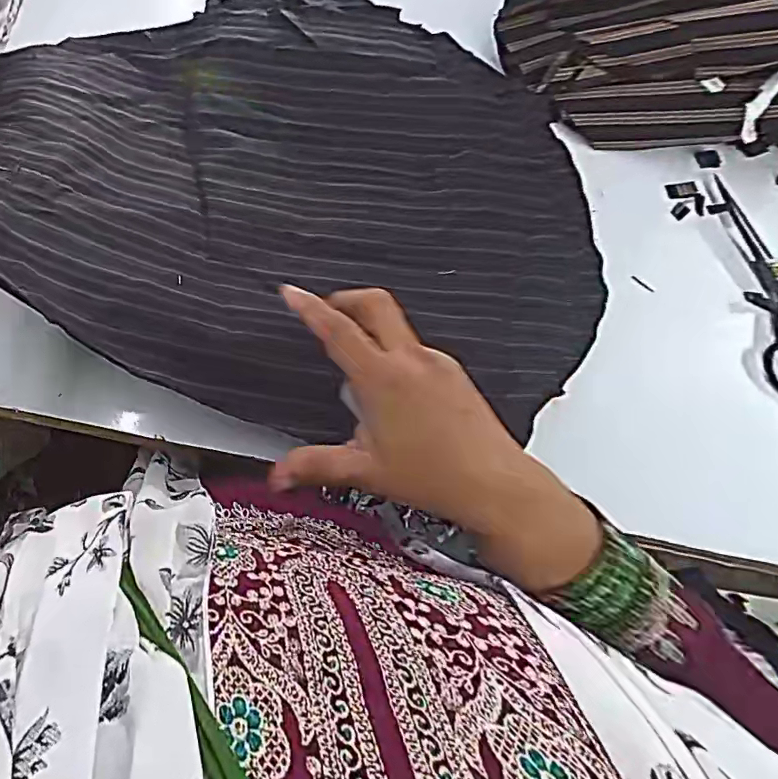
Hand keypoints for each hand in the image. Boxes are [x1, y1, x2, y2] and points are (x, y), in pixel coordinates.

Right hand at [272, 285, 600, 590]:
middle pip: (373, 304)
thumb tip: (280, 473)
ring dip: (371, 331)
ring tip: (358, 374)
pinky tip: (393, 393)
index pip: (337, 329)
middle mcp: (411, 361)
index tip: (293, 292)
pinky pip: (416, 350)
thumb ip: (315, 466)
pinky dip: (395, 355)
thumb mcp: (365, 471)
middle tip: (325, 308)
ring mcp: (437, 364)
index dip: (309, 306)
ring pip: (396, 327)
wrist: (497, 487)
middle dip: (344, 298)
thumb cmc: (439, 478)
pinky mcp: (454, 374)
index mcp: (383, 379)